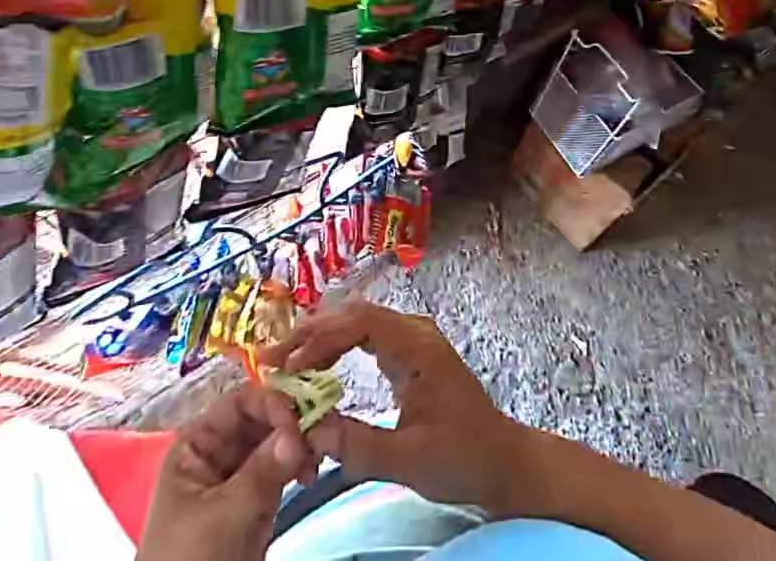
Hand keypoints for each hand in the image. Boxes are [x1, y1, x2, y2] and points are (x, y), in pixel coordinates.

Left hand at [136, 384, 314, 560]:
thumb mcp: (223, 516)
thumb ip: (262, 472)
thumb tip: (298, 433)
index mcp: (197, 445)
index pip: (238, 403)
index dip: (270, 403)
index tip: (300, 422)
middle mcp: (218, 453)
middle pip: (260, 420)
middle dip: (291, 424)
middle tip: (320, 438)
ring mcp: (238, 479)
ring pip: (275, 445)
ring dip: (298, 446)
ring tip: (314, 463)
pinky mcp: (256, 505)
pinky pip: (281, 472)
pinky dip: (298, 468)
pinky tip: (310, 474)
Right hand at [263, 304, 533, 511]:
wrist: (503, 461)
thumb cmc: (463, 458)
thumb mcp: (410, 461)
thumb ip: (359, 445)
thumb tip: (310, 429)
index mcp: (418, 346)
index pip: (360, 323)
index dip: (320, 339)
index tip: (289, 366)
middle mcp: (413, 331)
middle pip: (354, 315)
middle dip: (310, 333)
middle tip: (272, 358)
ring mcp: (410, 338)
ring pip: (356, 322)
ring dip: (319, 337)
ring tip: (285, 360)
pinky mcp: (406, 352)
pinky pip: (363, 336)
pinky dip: (334, 346)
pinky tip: (316, 364)